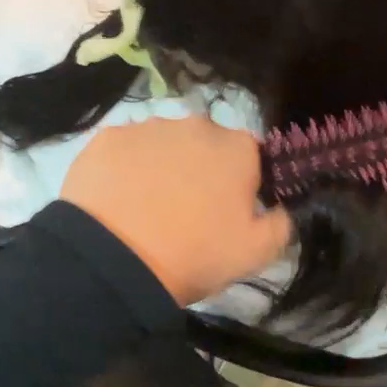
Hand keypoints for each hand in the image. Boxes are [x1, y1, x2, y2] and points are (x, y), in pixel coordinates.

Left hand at [61, 117, 291, 304]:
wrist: (114, 261)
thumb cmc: (195, 254)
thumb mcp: (256, 253)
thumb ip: (280, 224)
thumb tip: (278, 209)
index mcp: (238, 148)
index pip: (251, 157)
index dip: (242, 185)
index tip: (229, 212)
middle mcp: (196, 126)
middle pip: (207, 145)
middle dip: (202, 170)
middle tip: (188, 213)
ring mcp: (148, 127)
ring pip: (165, 145)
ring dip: (163, 168)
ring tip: (148, 209)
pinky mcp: (106, 138)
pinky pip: (126, 151)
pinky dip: (126, 170)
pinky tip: (120, 201)